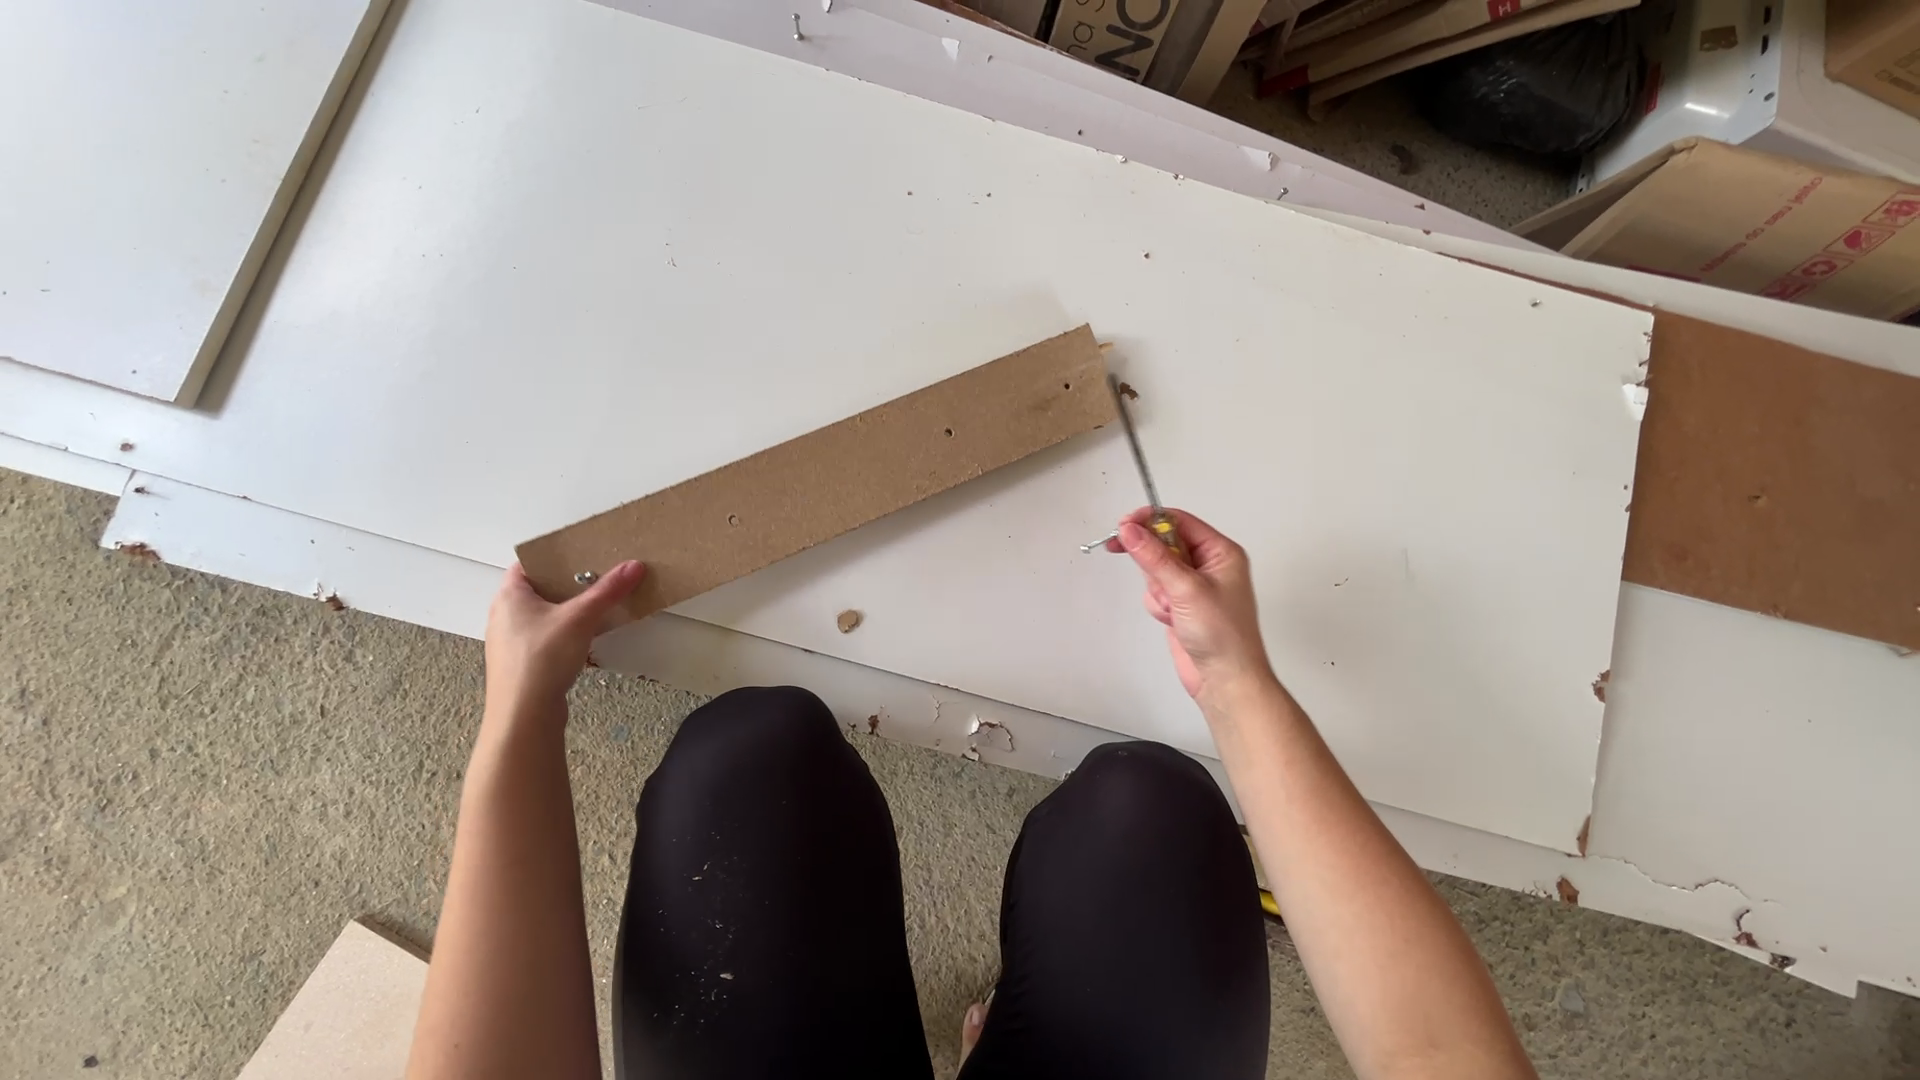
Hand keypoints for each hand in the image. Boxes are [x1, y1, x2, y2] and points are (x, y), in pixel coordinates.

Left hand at [484, 561, 644, 722]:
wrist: (523, 715)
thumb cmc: (540, 660)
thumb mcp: (580, 618)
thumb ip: (607, 591)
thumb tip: (633, 566)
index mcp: (509, 596)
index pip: (528, 563)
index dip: (553, 557)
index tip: (581, 554)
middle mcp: (503, 615)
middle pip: (538, 589)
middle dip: (567, 584)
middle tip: (597, 577)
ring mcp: (511, 641)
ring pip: (542, 615)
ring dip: (567, 610)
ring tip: (596, 606)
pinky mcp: (522, 662)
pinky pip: (545, 637)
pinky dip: (564, 632)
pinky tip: (584, 638)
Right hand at [1107, 508, 1275, 705]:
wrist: (1225, 679)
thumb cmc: (1224, 636)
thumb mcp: (1186, 589)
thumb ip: (1155, 557)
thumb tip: (1131, 531)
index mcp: (1221, 552)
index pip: (1179, 522)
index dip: (1150, 520)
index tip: (1124, 525)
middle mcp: (1208, 565)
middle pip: (1164, 543)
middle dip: (1153, 561)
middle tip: (1135, 561)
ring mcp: (1193, 585)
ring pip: (1156, 569)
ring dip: (1156, 588)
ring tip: (1172, 608)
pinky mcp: (1181, 603)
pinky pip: (1156, 591)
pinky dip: (1157, 604)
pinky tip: (1171, 619)